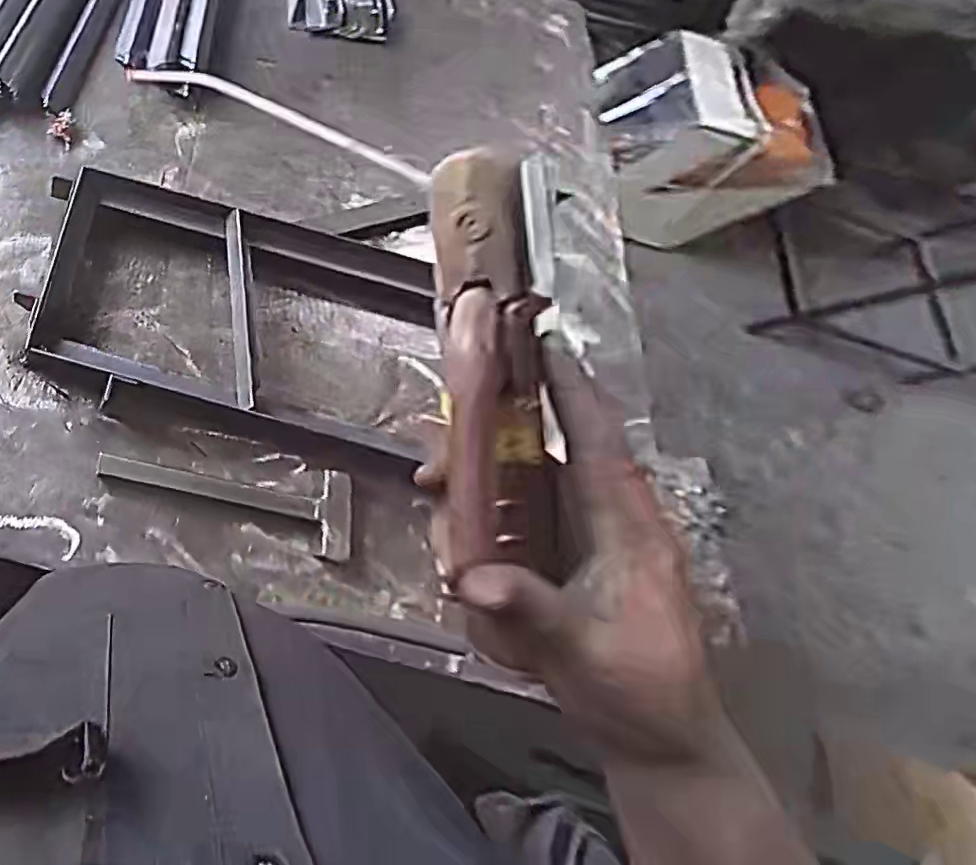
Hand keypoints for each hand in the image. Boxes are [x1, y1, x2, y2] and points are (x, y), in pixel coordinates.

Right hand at [428, 336, 725, 767]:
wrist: (649, 732)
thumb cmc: (638, 687)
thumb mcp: (585, 651)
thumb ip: (531, 608)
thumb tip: (471, 577)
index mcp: (626, 524)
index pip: (598, 441)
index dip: (569, 390)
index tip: (538, 346)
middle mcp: (592, 516)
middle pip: (526, 456)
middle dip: (472, 454)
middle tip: (430, 475)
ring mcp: (562, 535)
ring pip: (498, 488)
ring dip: (460, 507)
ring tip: (448, 557)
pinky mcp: (538, 554)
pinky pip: (489, 522)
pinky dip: (462, 533)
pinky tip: (455, 569)